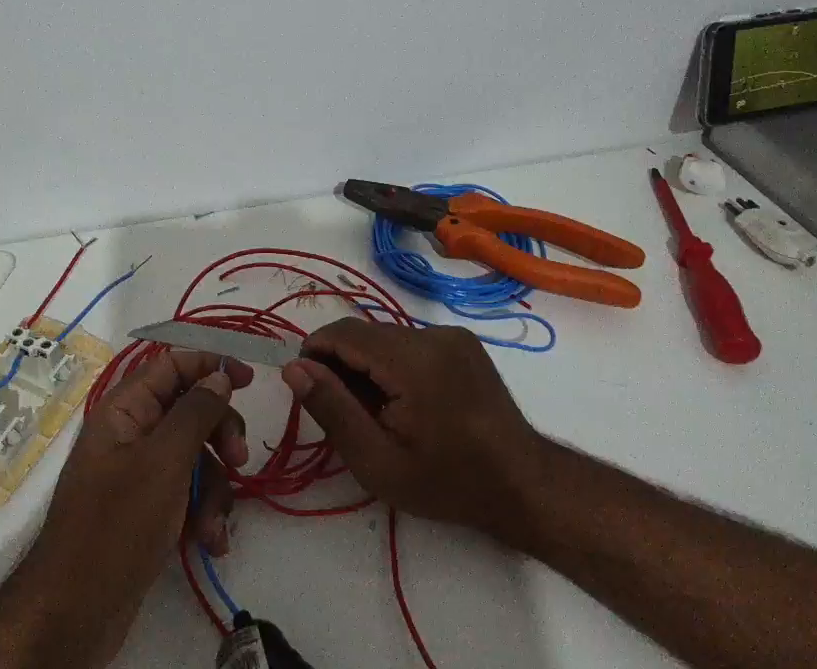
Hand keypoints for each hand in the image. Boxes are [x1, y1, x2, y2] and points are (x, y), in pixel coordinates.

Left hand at [24, 349, 252, 660]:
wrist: (75, 610)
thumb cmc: (117, 525)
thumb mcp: (164, 461)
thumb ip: (195, 412)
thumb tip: (219, 375)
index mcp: (123, 410)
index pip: (171, 364)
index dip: (210, 363)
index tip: (249, 378)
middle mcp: (130, 434)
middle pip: (190, 411)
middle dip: (220, 435)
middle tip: (238, 458)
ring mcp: (139, 474)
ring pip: (195, 457)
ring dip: (214, 488)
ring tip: (213, 526)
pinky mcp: (148, 510)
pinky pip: (187, 494)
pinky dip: (203, 514)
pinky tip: (209, 542)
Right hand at [281, 320, 546, 544]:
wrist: (523, 484)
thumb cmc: (446, 481)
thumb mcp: (377, 460)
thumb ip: (332, 409)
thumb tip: (294, 368)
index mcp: (412, 359)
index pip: (344, 332)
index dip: (314, 352)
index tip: (305, 387)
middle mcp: (433, 334)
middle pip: (365, 333)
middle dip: (341, 363)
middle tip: (342, 411)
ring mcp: (452, 336)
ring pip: (386, 337)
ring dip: (367, 364)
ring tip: (375, 412)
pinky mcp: (464, 343)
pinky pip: (410, 343)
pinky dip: (393, 364)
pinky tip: (403, 403)